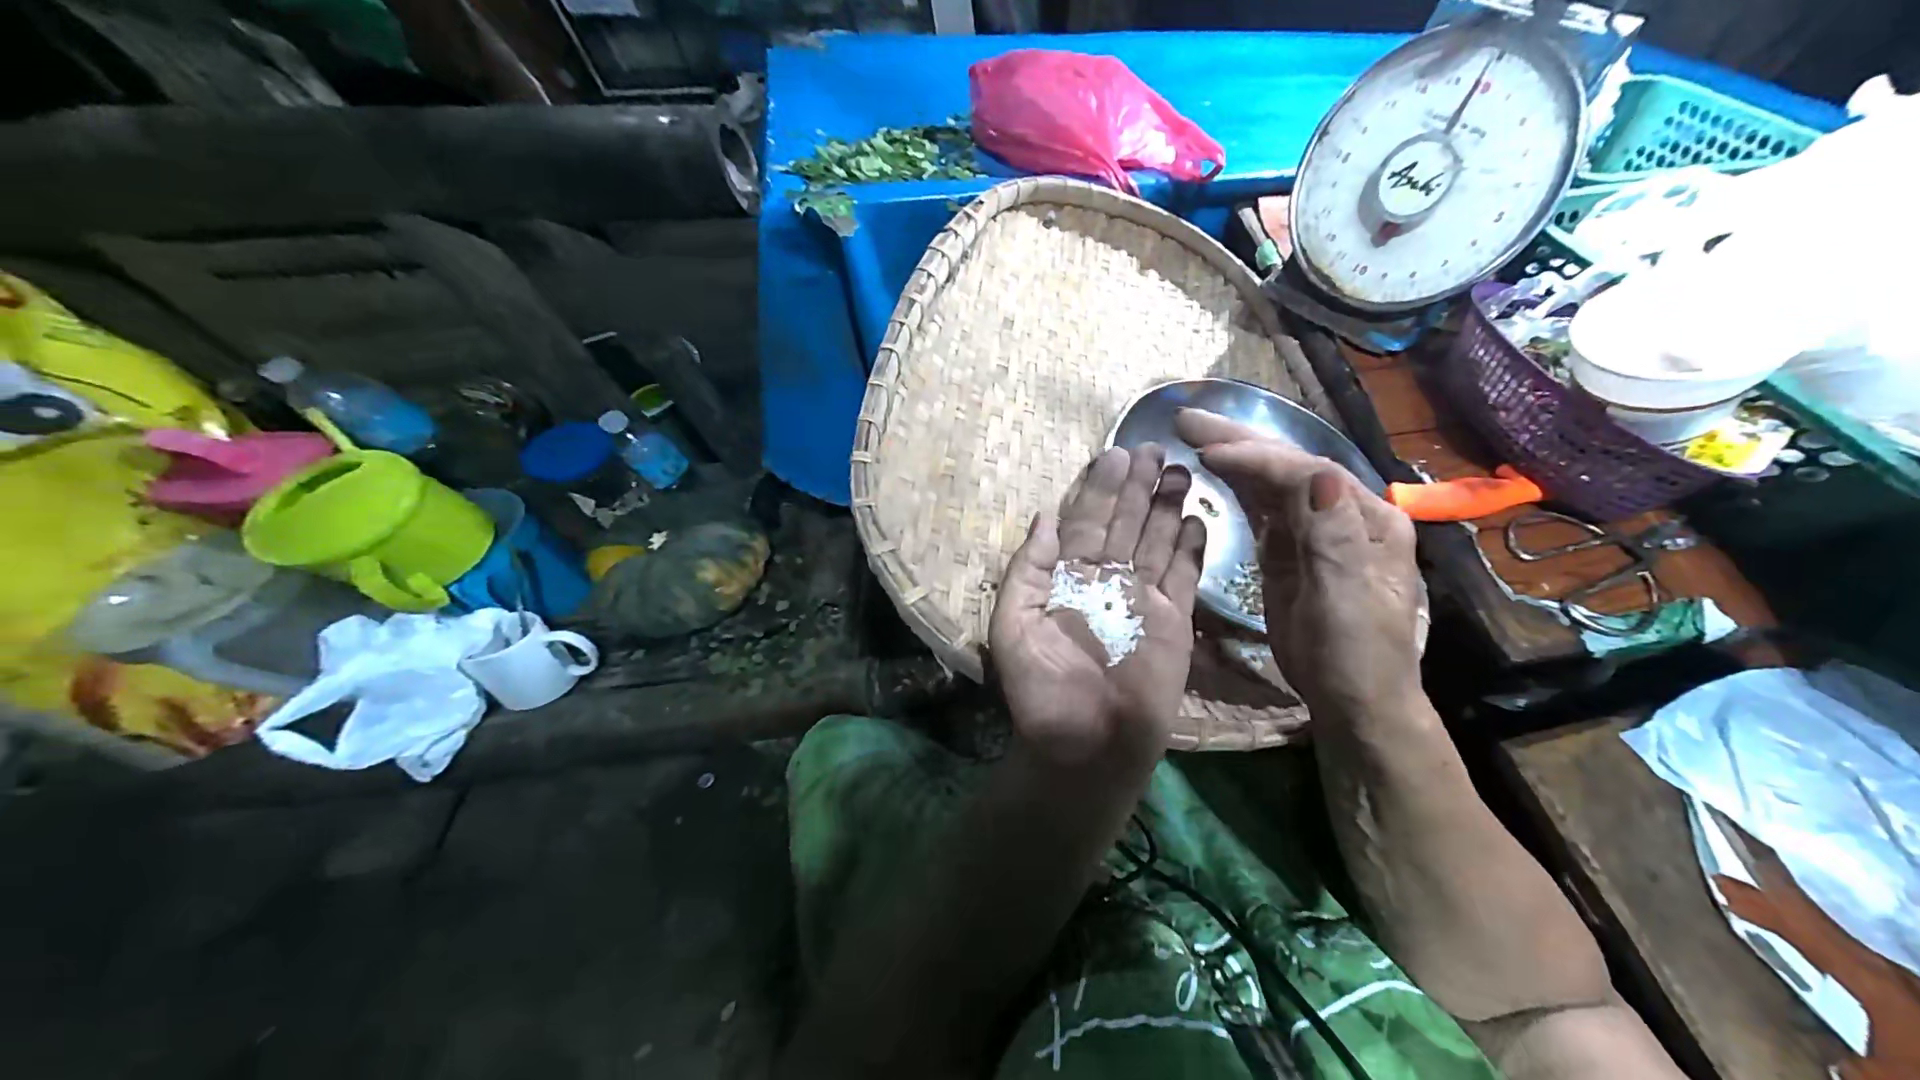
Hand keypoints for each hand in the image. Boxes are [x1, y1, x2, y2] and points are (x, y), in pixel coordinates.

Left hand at [988, 445, 1206, 766]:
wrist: (1086, 745)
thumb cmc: (1042, 690)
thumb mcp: (1014, 625)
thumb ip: (1028, 569)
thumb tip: (1044, 515)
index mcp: (1065, 580)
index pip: (1083, 523)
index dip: (1096, 490)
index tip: (1111, 455)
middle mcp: (1105, 582)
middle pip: (1123, 523)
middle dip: (1135, 486)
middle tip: (1151, 447)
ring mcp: (1142, 599)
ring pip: (1155, 540)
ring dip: (1165, 505)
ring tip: (1178, 469)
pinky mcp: (1174, 620)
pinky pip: (1182, 575)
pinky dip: (1190, 546)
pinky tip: (1196, 516)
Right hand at [1175, 408, 1422, 718]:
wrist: (1353, 698)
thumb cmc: (1356, 653)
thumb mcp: (1346, 600)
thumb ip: (1332, 538)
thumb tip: (1316, 476)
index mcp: (1367, 520)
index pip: (1308, 474)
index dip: (1259, 458)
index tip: (1209, 453)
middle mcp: (1343, 514)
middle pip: (1288, 465)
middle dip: (1239, 439)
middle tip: (1188, 418)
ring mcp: (1314, 531)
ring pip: (1270, 482)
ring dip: (1232, 455)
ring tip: (1189, 434)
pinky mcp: (1288, 550)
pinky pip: (1260, 508)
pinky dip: (1235, 485)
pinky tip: (1210, 470)